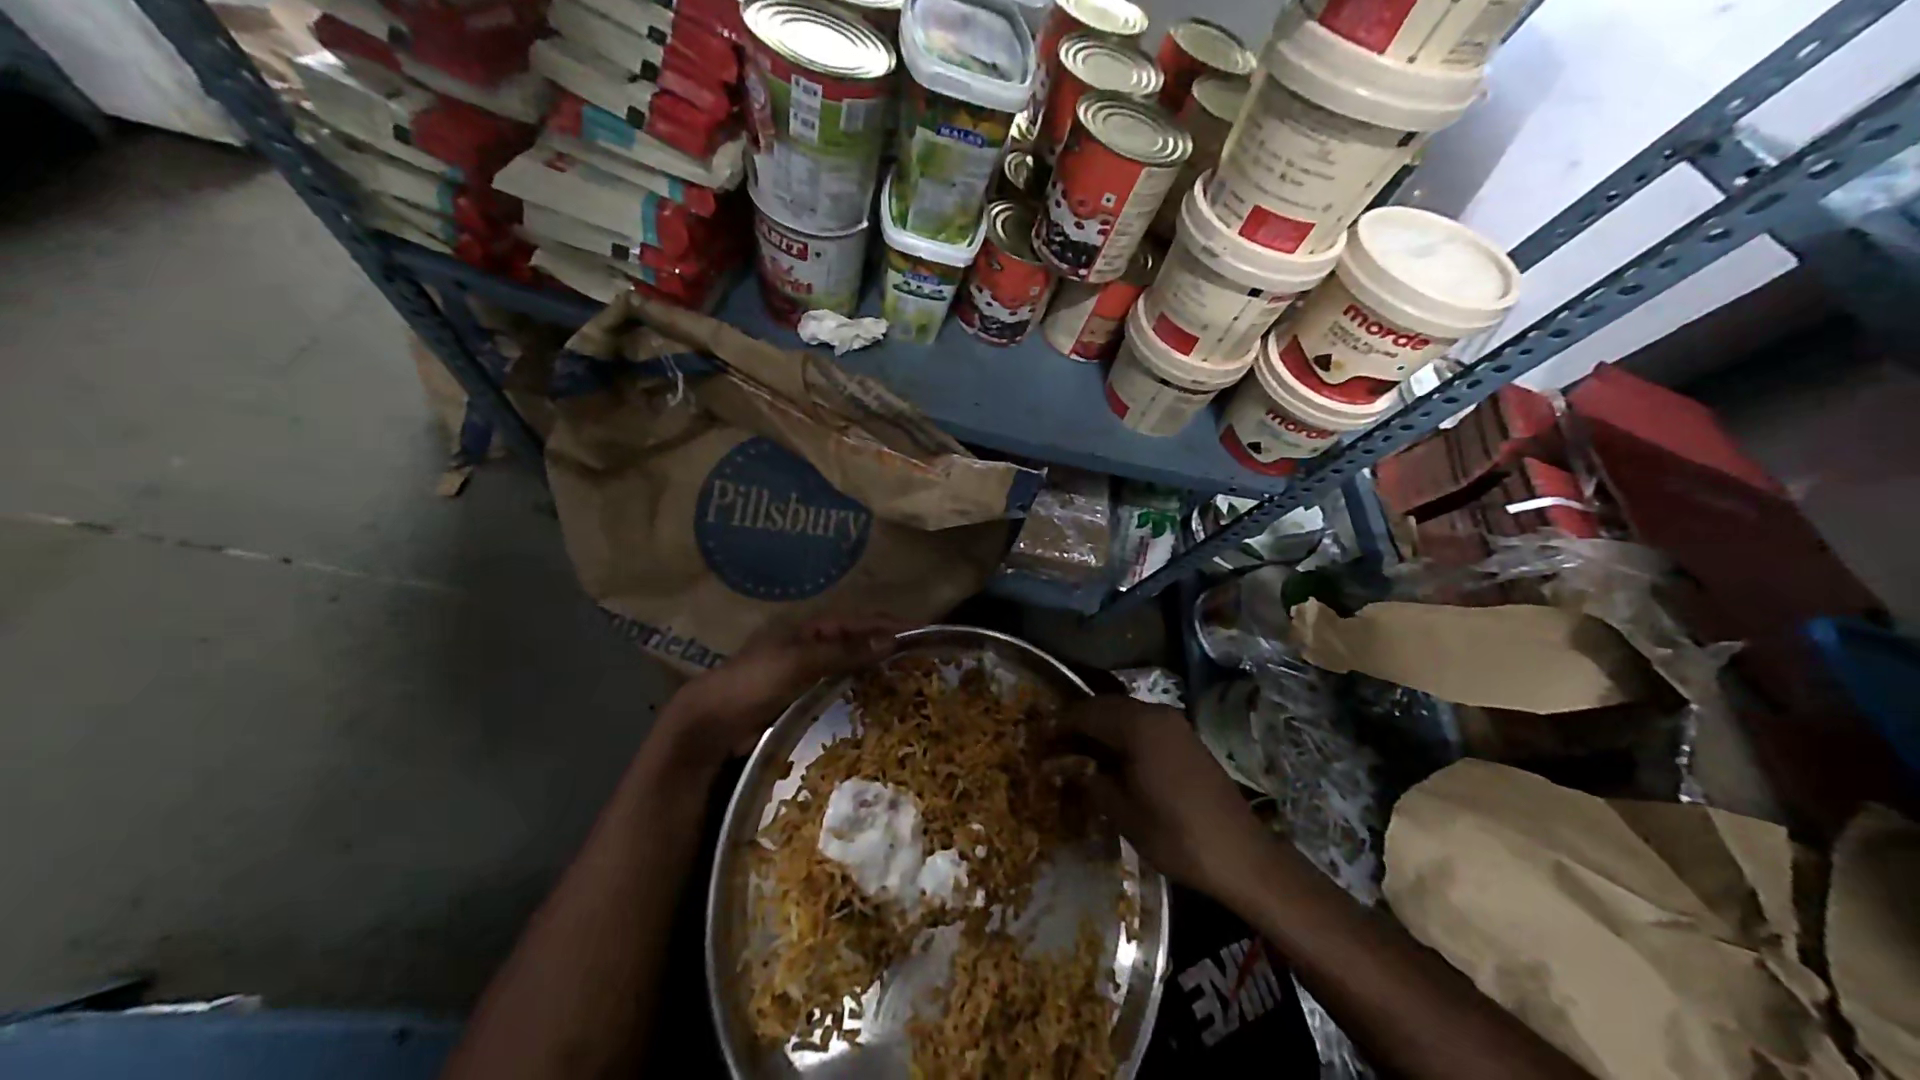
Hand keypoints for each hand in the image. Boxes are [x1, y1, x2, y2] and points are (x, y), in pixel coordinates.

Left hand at [655, 615, 912, 769]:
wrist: (711, 722)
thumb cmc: (752, 683)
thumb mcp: (798, 662)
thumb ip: (843, 651)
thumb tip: (890, 639)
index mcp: (810, 627)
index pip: (861, 619)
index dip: (892, 624)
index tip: (926, 632)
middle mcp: (812, 643)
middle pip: (859, 639)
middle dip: (890, 644)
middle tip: (926, 659)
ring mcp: (808, 670)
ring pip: (852, 664)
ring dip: (879, 668)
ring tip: (911, 680)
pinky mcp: (804, 696)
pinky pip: (841, 687)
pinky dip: (862, 690)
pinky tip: (879, 703)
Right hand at [1058, 695, 1271, 898]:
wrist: (1241, 855)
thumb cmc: (1176, 836)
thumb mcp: (1122, 812)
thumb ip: (1089, 780)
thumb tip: (1061, 765)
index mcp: (1138, 726)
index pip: (1086, 712)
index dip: (1059, 725)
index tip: (1038, 740)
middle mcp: (1156, 714)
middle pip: (1105, 706)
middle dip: (1077, 722)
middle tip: (1053, 745)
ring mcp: (1175, 725)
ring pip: (1125, 713)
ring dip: (1099, 726)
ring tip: (1077, 752)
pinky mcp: (1186, 739)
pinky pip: (1143, 724)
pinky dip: (1121, 733)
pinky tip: (1110, 757)